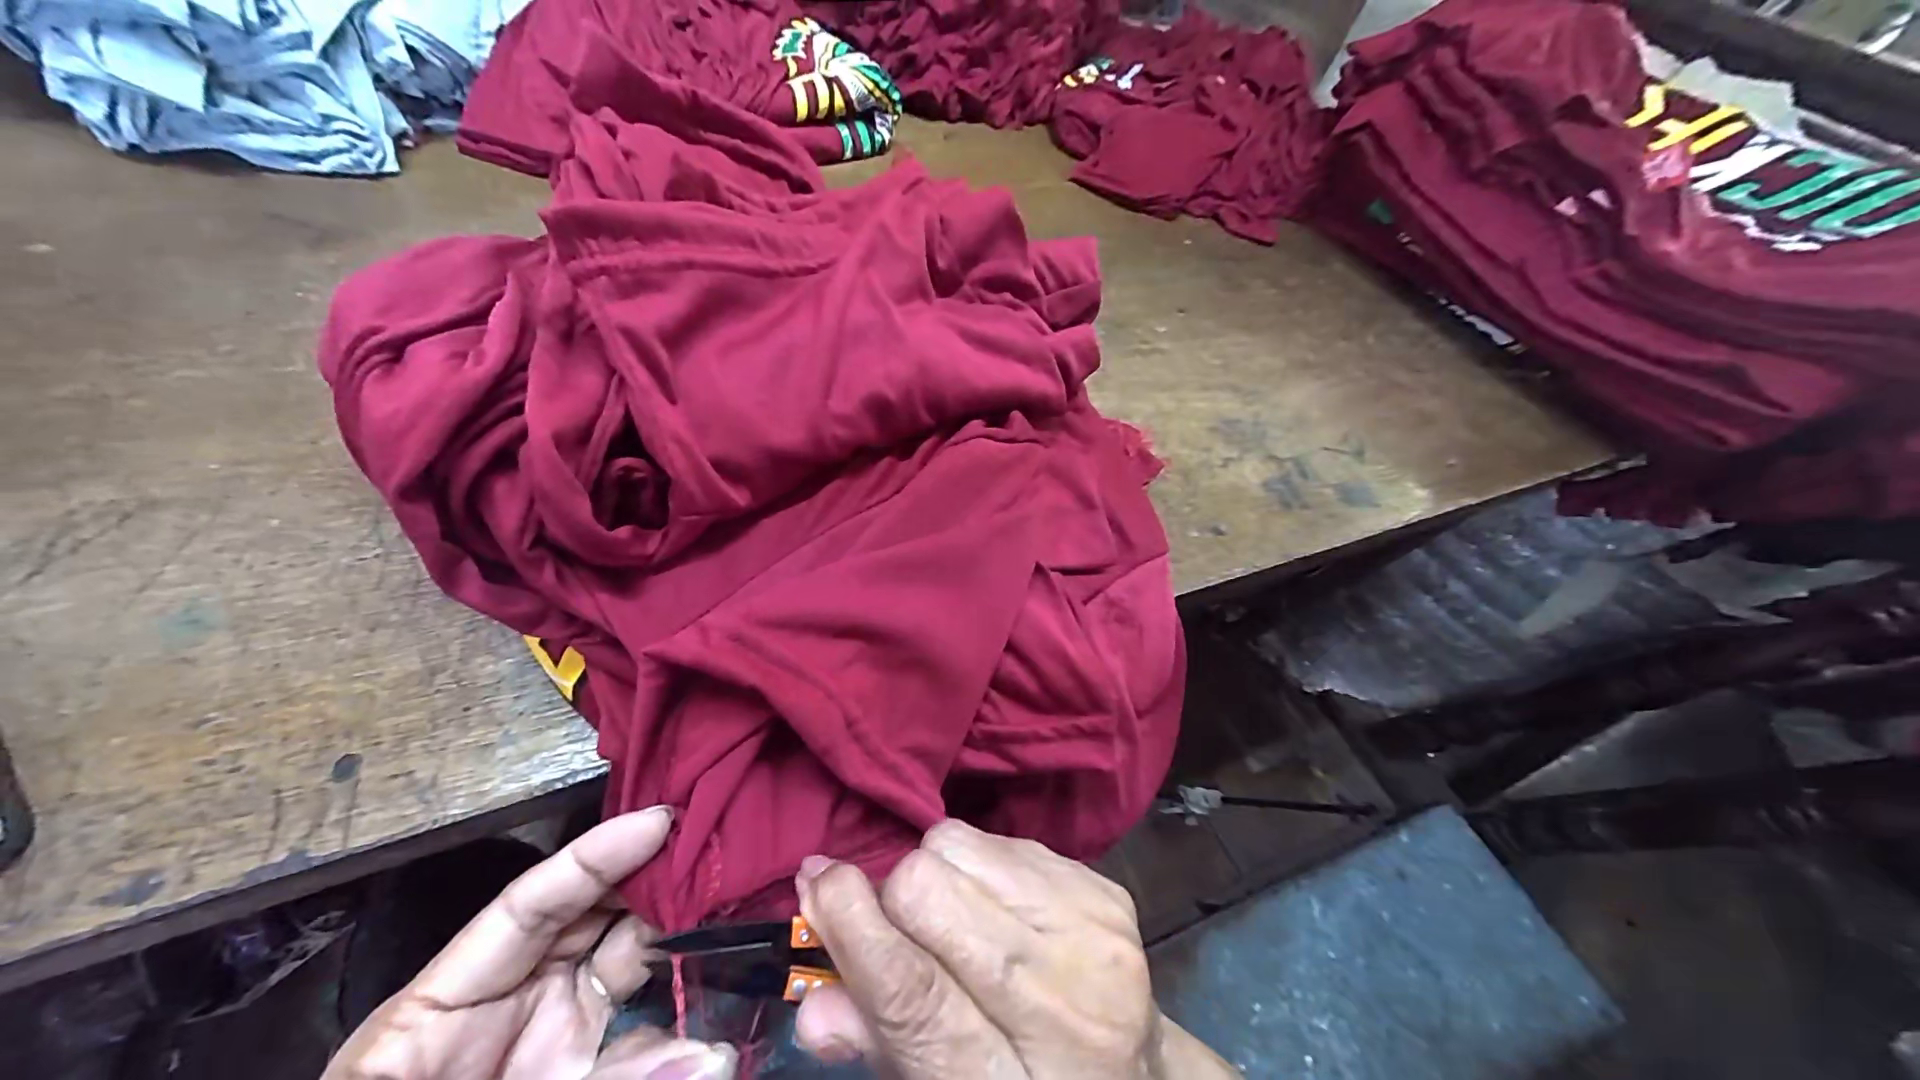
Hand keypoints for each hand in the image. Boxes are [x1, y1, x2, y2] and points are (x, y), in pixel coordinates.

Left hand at [323, 807, 735, 1079]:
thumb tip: (713, 1056)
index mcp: (441, 1008)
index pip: (526, 905)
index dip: (594, 857)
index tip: (660, 821)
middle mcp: (507, 1002)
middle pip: (586, 915)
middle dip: (649, 875)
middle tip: (711, 845)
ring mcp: (549, 1034)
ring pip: (623, 955)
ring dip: (675, 926)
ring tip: (729, 893)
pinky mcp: (583, 1064)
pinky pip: (641, 1019)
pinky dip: (681, 1002)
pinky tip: (719, 983)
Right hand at [791, 820, 1237, 1077]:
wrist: (1136, 1074)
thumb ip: (881, 1044)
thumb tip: (812, 1006)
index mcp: (1009, 1078)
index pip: (916, 995)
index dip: (857, 929)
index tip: (815, 879)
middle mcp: (1066, 1001)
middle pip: (932, 891)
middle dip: (897, 896)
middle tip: (903, 923)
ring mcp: (1094, 931)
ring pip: (959, 844)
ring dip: (937, 871)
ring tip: (956, 915)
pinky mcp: (1105, 888)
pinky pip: (999, 837)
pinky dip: (978, 862)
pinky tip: (997, 903)